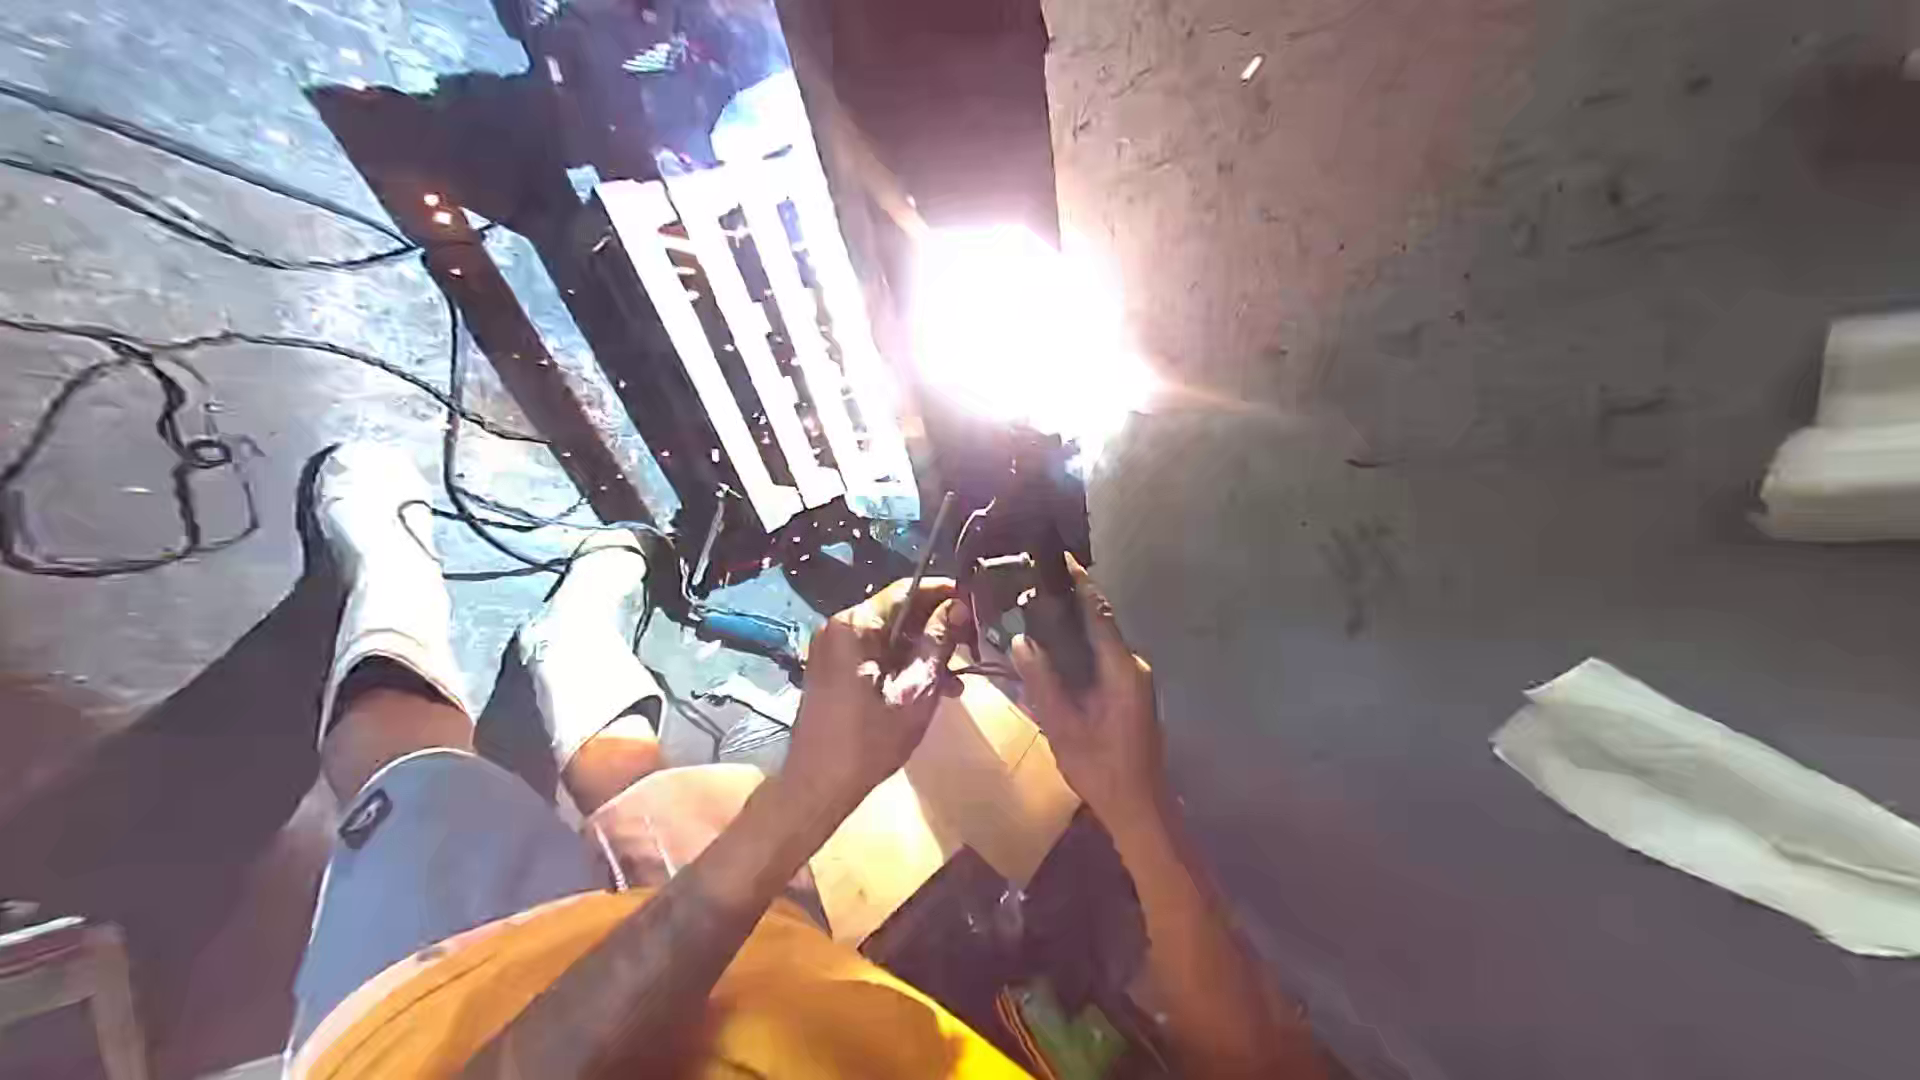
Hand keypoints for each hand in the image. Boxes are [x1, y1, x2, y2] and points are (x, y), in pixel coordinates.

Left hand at [781, 578, 968, 820]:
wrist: (817, 786)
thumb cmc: (868, 742)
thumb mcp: (915, 692)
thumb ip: (938, 644)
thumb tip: (958, 608)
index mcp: (855, 626)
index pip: (907, 590)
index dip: (943, 594)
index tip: (973, 604)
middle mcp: (839, 627)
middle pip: (898, 612)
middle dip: (936, 629)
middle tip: (970, 647)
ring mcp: (832, 648)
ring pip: (890, 636)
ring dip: (922, 652)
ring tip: (954, 680)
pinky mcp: (832, 668)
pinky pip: (875, 653)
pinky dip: (901, 665)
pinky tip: (927, 689)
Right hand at [1011, 559, 1166, 830]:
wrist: (1139, 807)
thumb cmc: (1101, 769)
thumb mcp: (1063, 726)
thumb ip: (1042, 682)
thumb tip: (1020, 641)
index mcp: (1121, 669)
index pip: (1098, 613)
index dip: (1079, 583)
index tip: (1058, 559)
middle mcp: (1133, 666)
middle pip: (1099, 621)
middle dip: (1069, 601)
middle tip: (1031, 587)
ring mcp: (1134, 679)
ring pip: (1100, 640)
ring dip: (1072, 625)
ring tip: (1035, 612)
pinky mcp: (1129, 691)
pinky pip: (1102, 656)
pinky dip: (1079, 646)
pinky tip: (1053, 650)